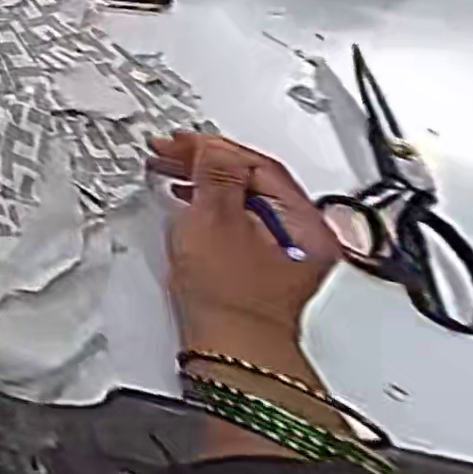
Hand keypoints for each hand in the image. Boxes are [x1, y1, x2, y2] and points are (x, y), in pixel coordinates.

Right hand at [149, 131, 341, 348]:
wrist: (229, 333)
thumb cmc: (228, 286)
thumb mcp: (214, 217)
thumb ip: (217, 176)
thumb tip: (215, 146)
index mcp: (303, 222)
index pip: (259, 166)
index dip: (216, 147)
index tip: (180, 140)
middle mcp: (302, 233)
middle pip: (253, 178)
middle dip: (207, 158)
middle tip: (169, 148)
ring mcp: (281, 246)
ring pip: (242, 193)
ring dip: (203, 174)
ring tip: (169, 167)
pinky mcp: (257, 255)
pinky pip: (235, 210)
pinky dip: (206, 195)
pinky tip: (185, 196)